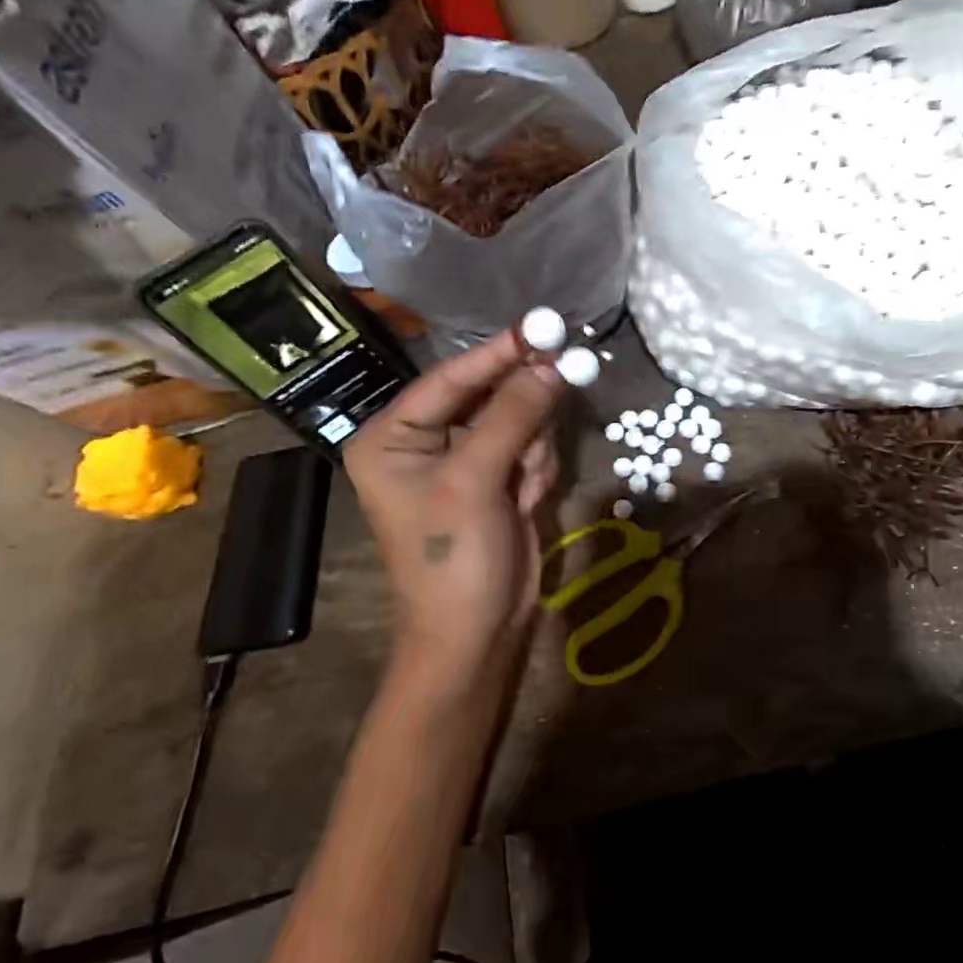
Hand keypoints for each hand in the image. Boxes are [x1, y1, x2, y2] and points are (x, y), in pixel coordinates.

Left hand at [344, 332, 563, 676]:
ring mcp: (465, 463)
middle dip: (523, 409)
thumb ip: (512, 416)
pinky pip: (531, 451)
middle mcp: (424, 443)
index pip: (449, 379)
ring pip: (519, 422)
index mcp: (392, 437)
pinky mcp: (496, 482)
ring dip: (532, 452)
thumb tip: (554, 363)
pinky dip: (536, 472)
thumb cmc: (453, 560)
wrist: (477, 636)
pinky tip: (526, 504)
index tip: (543, 327)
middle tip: (569, 373)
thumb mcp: (474, 482)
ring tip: (522, 491)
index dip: (497, 353)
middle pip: (489, 396)